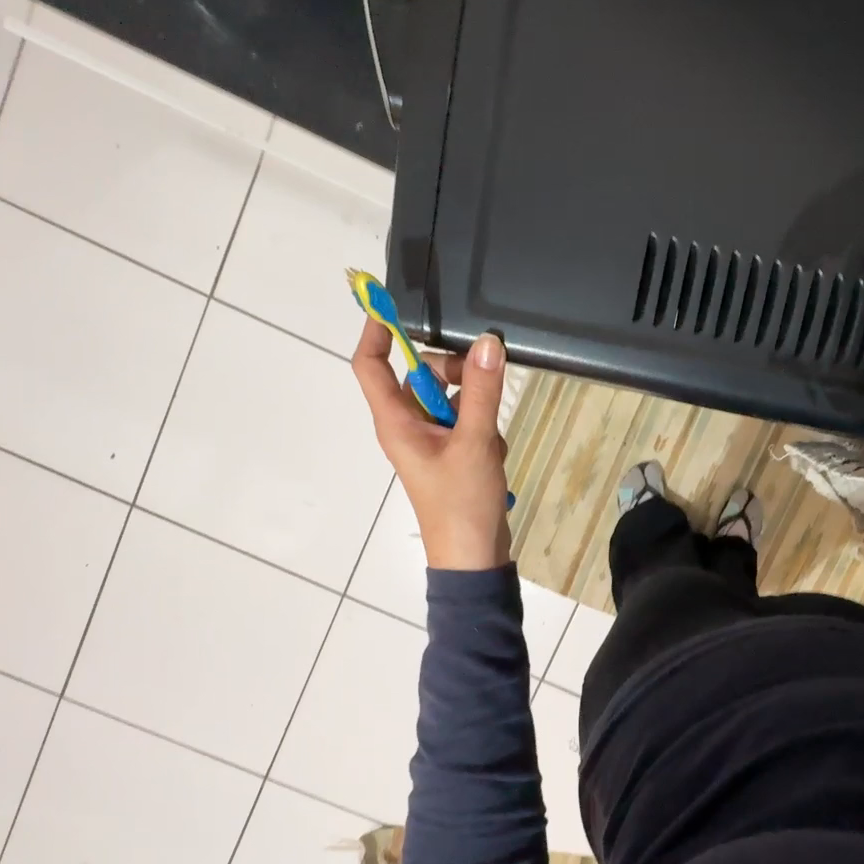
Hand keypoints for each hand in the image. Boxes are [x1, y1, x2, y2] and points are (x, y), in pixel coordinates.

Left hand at [351, 321, 512, 570]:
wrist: (473, 558)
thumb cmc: (462, 501)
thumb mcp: (476, 441)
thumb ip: (482, 391)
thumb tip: (487, 342)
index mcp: (396, 421)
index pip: (370, 365)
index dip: (376, 332)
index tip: (393, 305)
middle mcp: (407, 425)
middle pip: (419, 374)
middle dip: (451, 370)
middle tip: (482, 377)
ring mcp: (429, 440)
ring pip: (447, 397)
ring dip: (473, 403)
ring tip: (491, 430)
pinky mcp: (450, 453)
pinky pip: (463, 420)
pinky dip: (481, 426)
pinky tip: (494, 451)